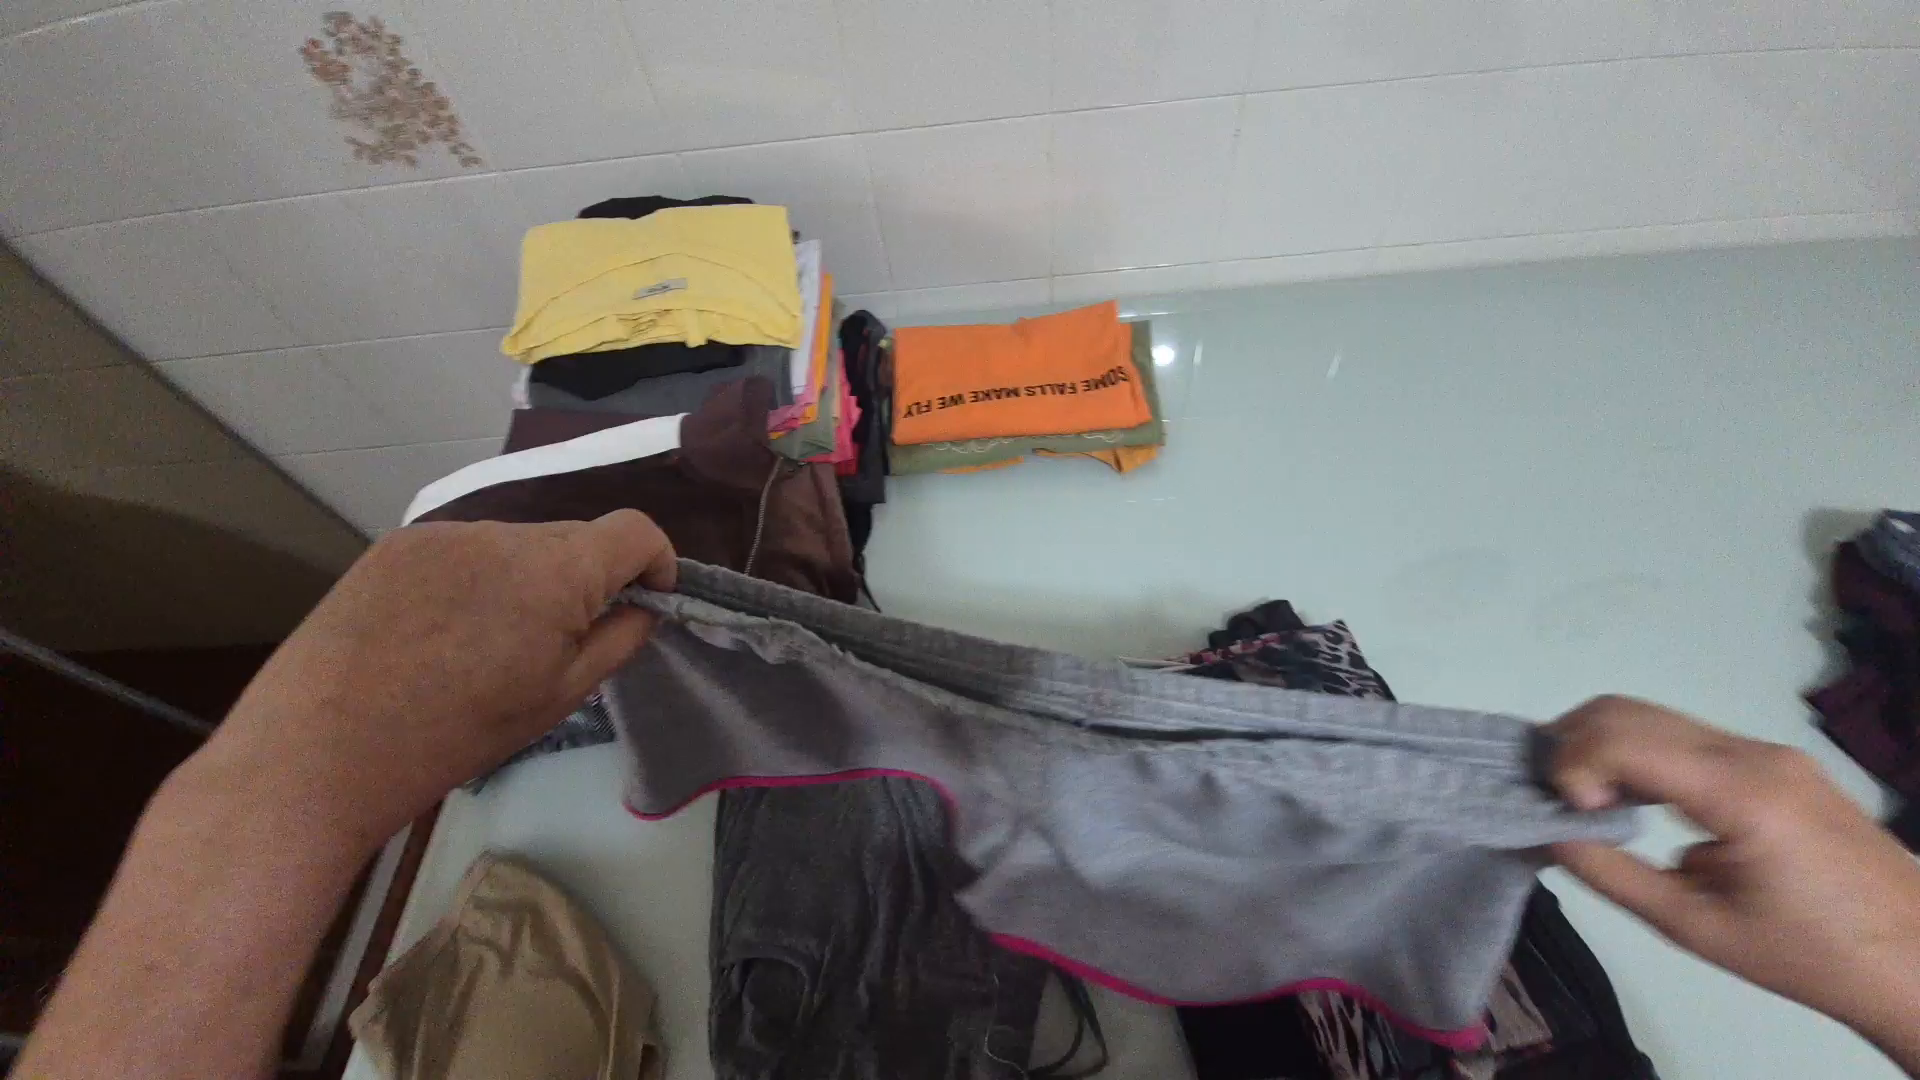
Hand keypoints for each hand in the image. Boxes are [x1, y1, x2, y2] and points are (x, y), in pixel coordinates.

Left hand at [186, 511, 675, 851]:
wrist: (319, 754)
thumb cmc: (458, 734)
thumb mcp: (562, 695)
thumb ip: (621, 638)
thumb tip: (643, 606)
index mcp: (554, 573)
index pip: (635, 530)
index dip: (656, 560)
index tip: (648, 597)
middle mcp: (503, 534)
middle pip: (579, 536)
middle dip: (592, 575)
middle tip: (566, 633)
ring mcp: (445, 533)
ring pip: (524, 542)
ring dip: (536, 575)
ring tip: (497, 635)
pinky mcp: (399, 543)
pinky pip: (472, 547)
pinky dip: (485, 575)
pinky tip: (450, 625)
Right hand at [1548, 696, 1919, 1065]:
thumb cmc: (1809, 955)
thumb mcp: (1692, 925)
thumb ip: (1606, 871)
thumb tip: (1547, 828)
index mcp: (1742, 794)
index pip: (1619, 740)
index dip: (1571, 767)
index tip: (1569, 813)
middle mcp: (1753, 754)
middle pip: (1623, 712)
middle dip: (1570, 747)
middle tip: (1561, 799)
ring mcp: (1766, 752)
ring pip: (1643, 713)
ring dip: (1594, 744)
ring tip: (1587, 797)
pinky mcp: (1769, 760)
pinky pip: (1674, 731)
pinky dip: (1628, 749)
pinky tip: (1626, 792)